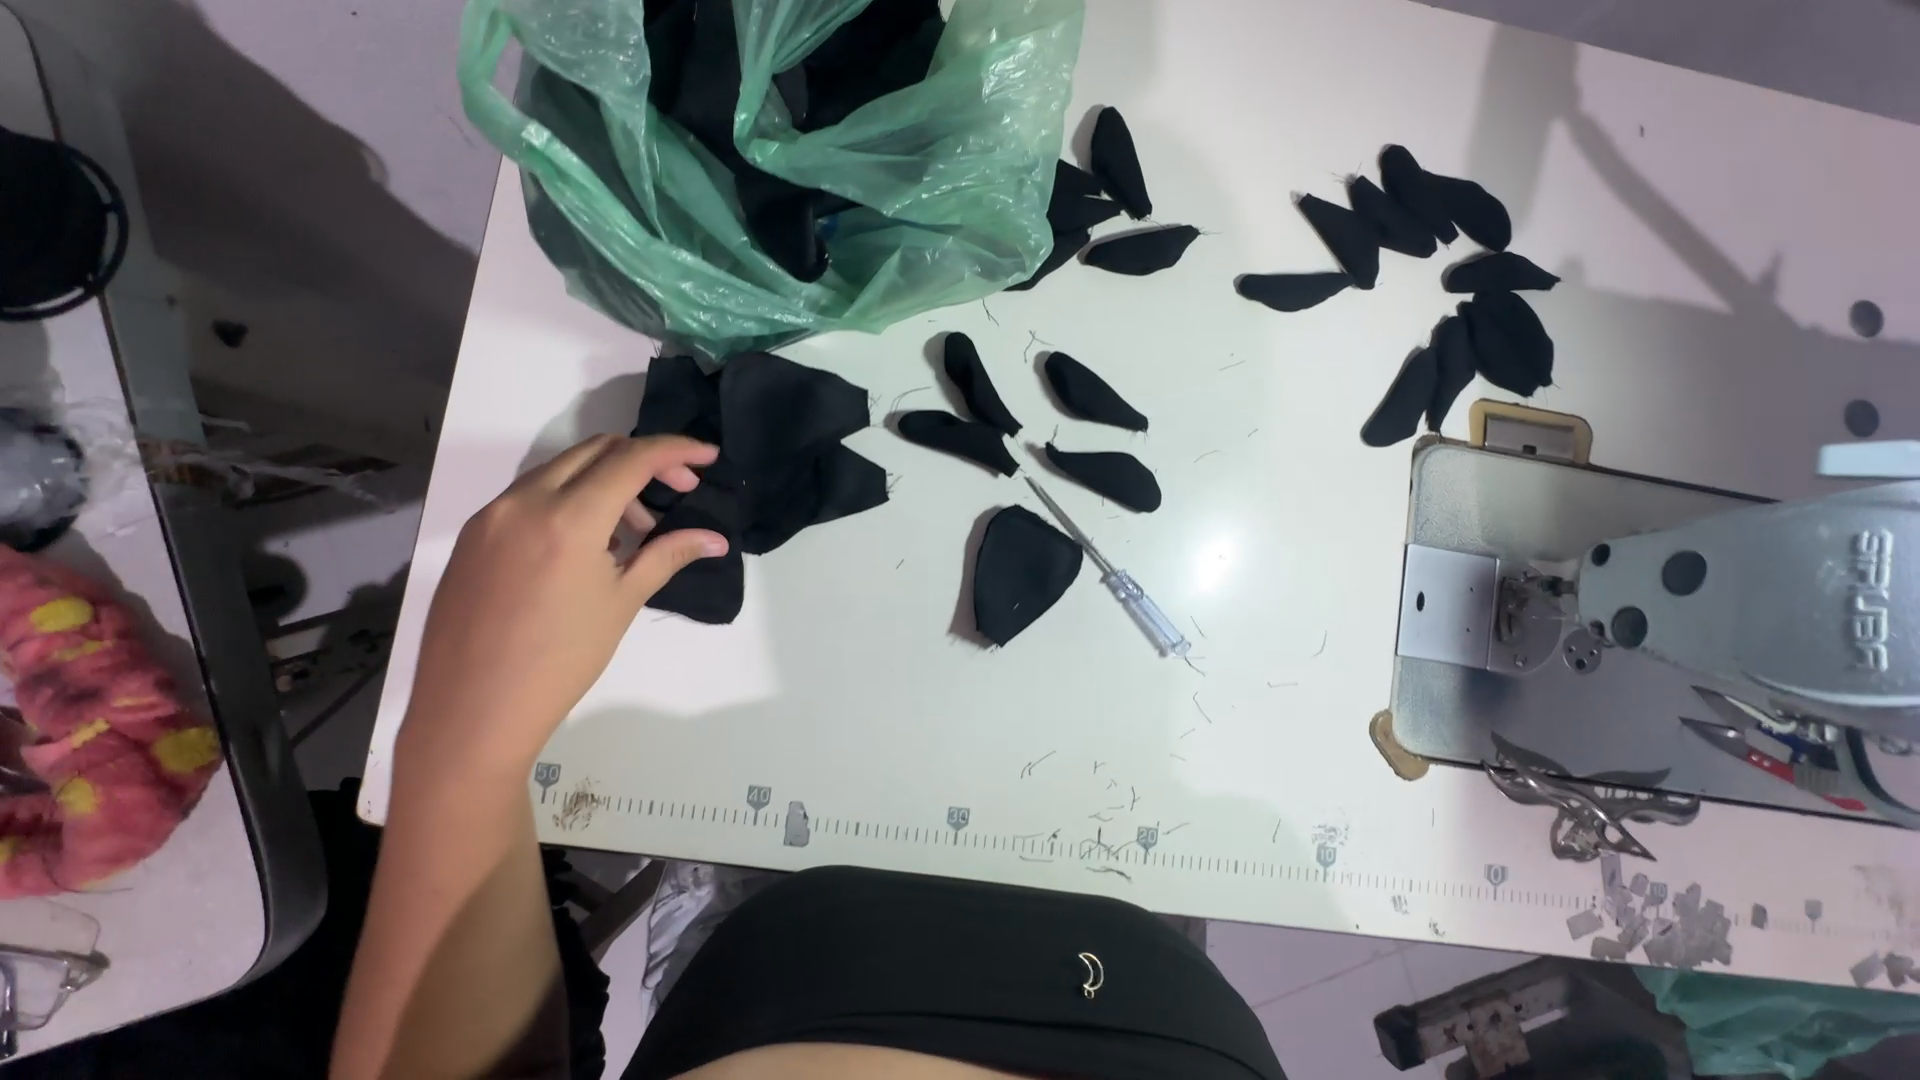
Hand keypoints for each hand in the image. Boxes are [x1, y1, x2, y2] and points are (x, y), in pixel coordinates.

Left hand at [396, 435, 726, 780]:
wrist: (474, 710)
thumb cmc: (562, 660)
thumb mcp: (623, 602)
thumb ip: (668, 555)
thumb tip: (715, 539)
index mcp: (569, 518)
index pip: (632, 458)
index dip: (676, 450)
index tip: (707, 455)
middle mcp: (525, 501)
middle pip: (596, 450)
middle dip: (643, 460)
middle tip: (677, 492)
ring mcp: (492, 515)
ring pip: (561, 469)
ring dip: (606, 481)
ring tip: (631, 533)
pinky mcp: (474, 534)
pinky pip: (531, 495)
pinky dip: (570, 500)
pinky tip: (586, 546)